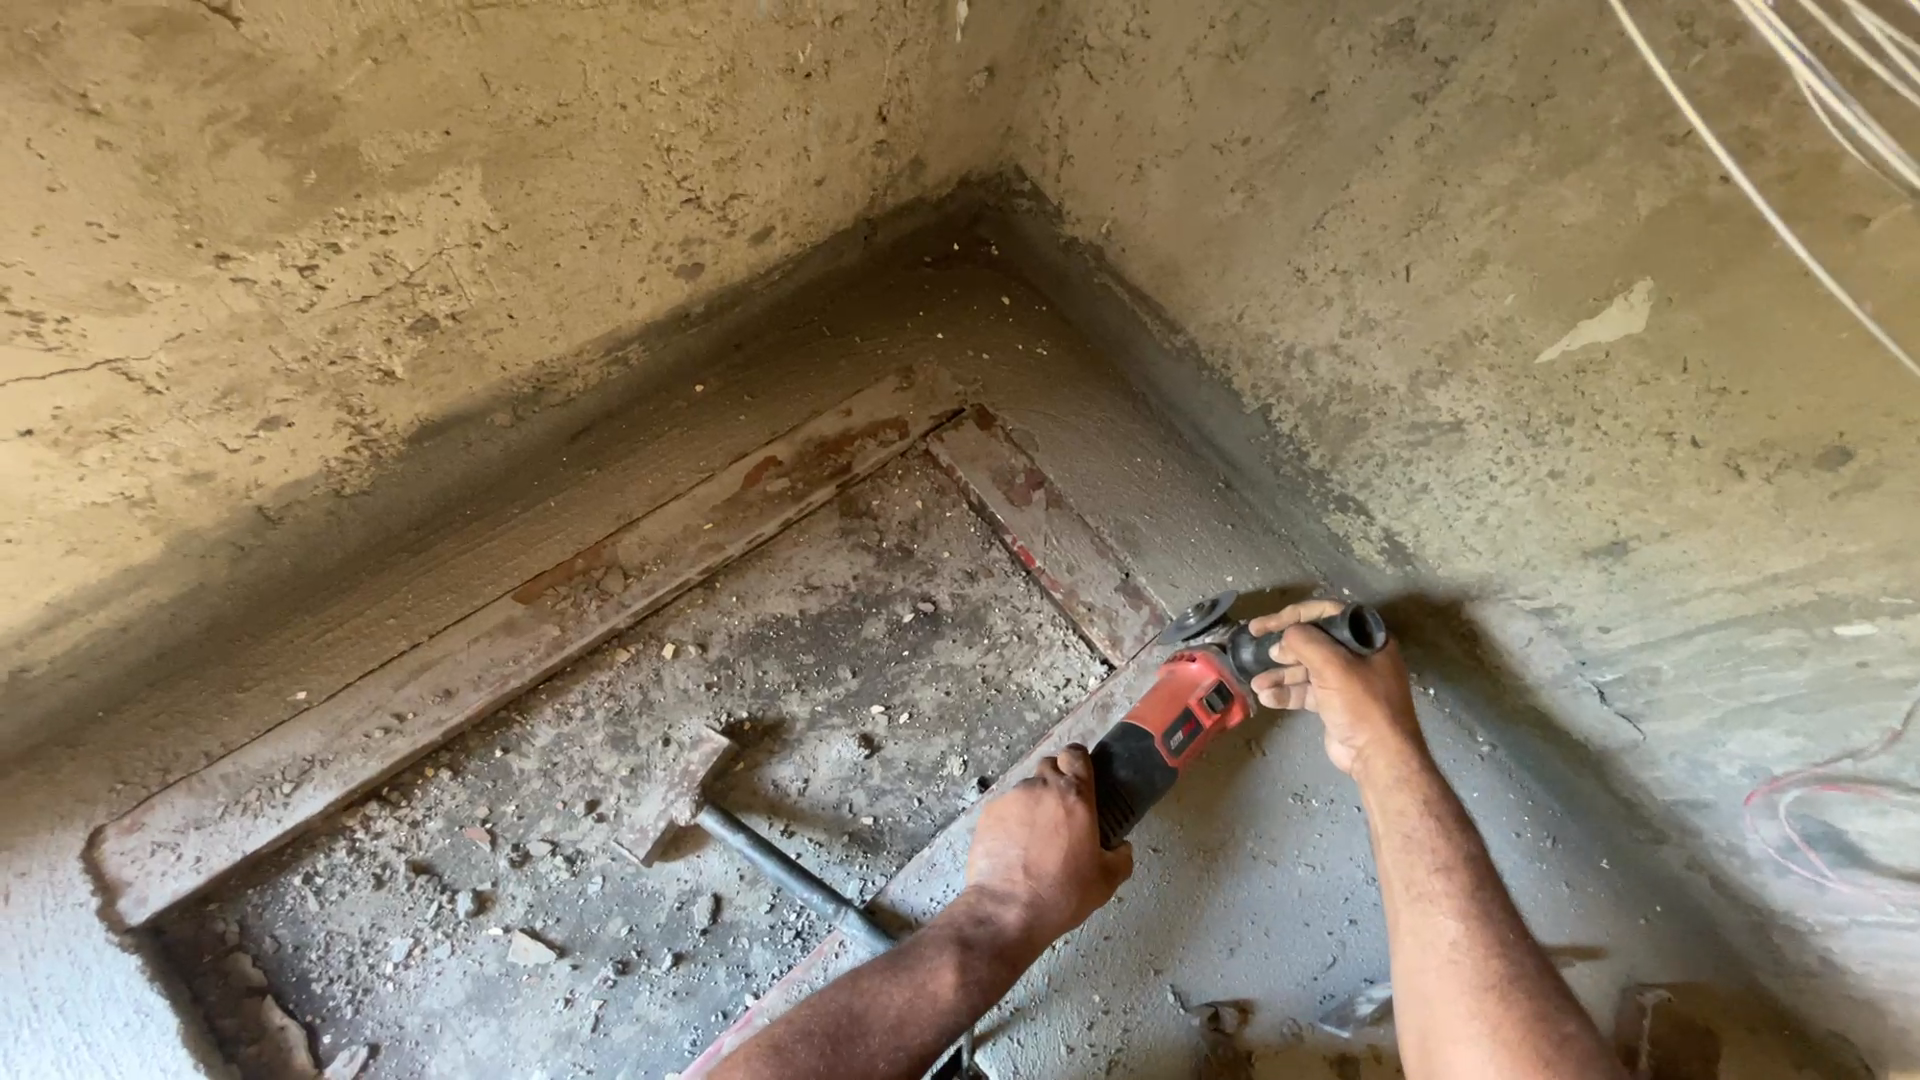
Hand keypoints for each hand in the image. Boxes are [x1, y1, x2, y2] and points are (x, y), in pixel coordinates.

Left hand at [962, 745, 1133, 948]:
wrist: (1007, 909)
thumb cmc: (1062, 893)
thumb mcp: (1105, 882)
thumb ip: (1120, 858)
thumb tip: (1122, 848)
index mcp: (1075, 795)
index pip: (1076, 754)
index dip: (1078, 761)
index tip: (1080, 777)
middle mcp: (1042, 787)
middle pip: (1050, 766)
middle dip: (1056, 781)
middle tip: (1062, 811)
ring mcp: (1012, 797)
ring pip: (1027, 788)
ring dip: (1034, 803)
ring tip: (1035, 836)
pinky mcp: (989, 811)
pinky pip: (1006, 807)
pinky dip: (1012, 819)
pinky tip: (1015, 846)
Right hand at [1246, 600, 1424, 775]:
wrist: (1378, 756)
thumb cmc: (1362, 705)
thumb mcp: (1333, 666)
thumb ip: (1305, 641)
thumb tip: (1285, 635)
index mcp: (1367, 640)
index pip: (1326, 614)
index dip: (1293, 615)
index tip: (1266, 625)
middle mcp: (1357, 656)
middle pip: (1312, 642)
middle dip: (1284, 649)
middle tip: (1262, 652)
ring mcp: (1345, 681)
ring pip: (1305, 668)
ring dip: (1279, 674)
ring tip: (1257, 684)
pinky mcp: (1334, 703)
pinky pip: (1305, 690)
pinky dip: (1286, 693)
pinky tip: (1267, 698)